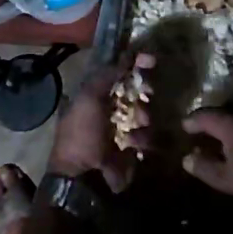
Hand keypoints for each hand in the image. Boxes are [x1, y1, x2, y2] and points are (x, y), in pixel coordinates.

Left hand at [48, 53, 148, 192]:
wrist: (87, 179)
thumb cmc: (83, 134)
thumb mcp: (89, 98)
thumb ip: (107, 74)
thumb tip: (127, 54)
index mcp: (91, 96)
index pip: (115, 72)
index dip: (132, 64)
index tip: (150, 59)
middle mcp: (105, 110)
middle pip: (132, 90)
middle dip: (142, 89)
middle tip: (149, 92)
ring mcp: (119, 129)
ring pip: (142, 111)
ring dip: (143, 115)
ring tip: (139, 123)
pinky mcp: (132, 148)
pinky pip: (146, 135)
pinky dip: (143, 138)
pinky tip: (135, 144)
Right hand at [180, 110, 232, 198]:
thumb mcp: (224, 177)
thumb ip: (203, 166)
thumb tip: (186, 158)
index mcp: (231, 124)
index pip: (207, 116)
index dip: (194, 120)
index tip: (184, 124)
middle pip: (222, 113)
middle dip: (208, 119)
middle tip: (198, 126)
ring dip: (224, 124)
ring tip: (214, 134)